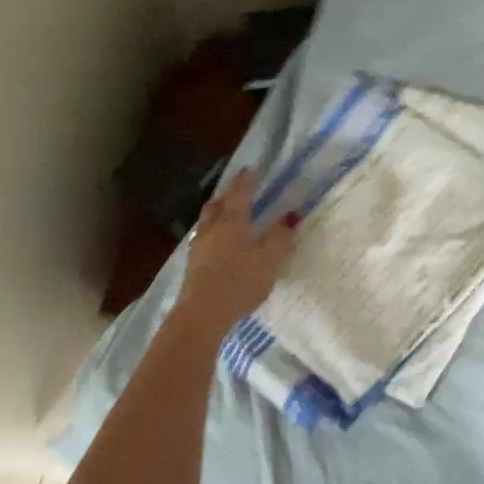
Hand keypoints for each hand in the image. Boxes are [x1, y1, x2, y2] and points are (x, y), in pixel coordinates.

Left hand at [172, 169, 295, 333]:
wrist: (202, 313)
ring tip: (227, 216)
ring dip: (217, 214)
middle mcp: (212, 229)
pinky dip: (213, 235)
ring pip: (207, 222)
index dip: (246, 181)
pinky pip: (204, 240)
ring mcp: (199, 247)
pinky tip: (218, 246)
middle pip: (217, 205)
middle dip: (228, 195)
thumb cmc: (239, 282)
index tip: (250, 169)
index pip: (240, 194)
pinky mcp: (193, 266)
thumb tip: (291, 216)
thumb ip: (280, 238)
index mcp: (232, 222)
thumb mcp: (268, 261)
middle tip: (238, 192)